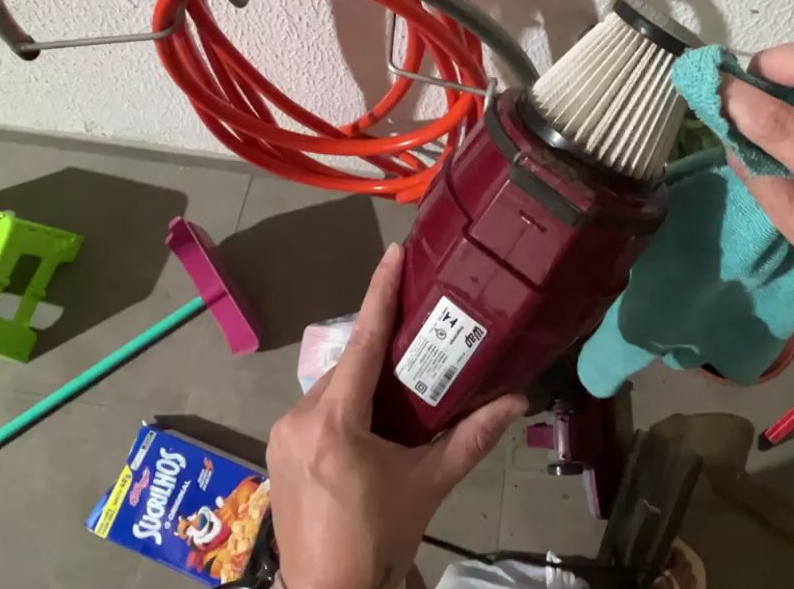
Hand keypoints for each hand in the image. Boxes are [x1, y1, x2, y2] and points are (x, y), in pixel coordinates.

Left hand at [267, 242, 526, 588]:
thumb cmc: (379, 539)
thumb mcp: (428, 484)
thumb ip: (471, 437)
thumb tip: (517, 400)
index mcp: (334, 422)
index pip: (361, 342)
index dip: (380, 293)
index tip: (394, 254)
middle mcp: (298, 419)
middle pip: (347, 367)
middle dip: (380, 356)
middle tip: (416, 349)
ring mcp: (281, 436)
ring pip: (330, 389)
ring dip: (361, 386)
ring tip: (397, 400)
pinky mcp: (277, 452)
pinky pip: (316, 411)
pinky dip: (343, 407)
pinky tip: (367, 427)